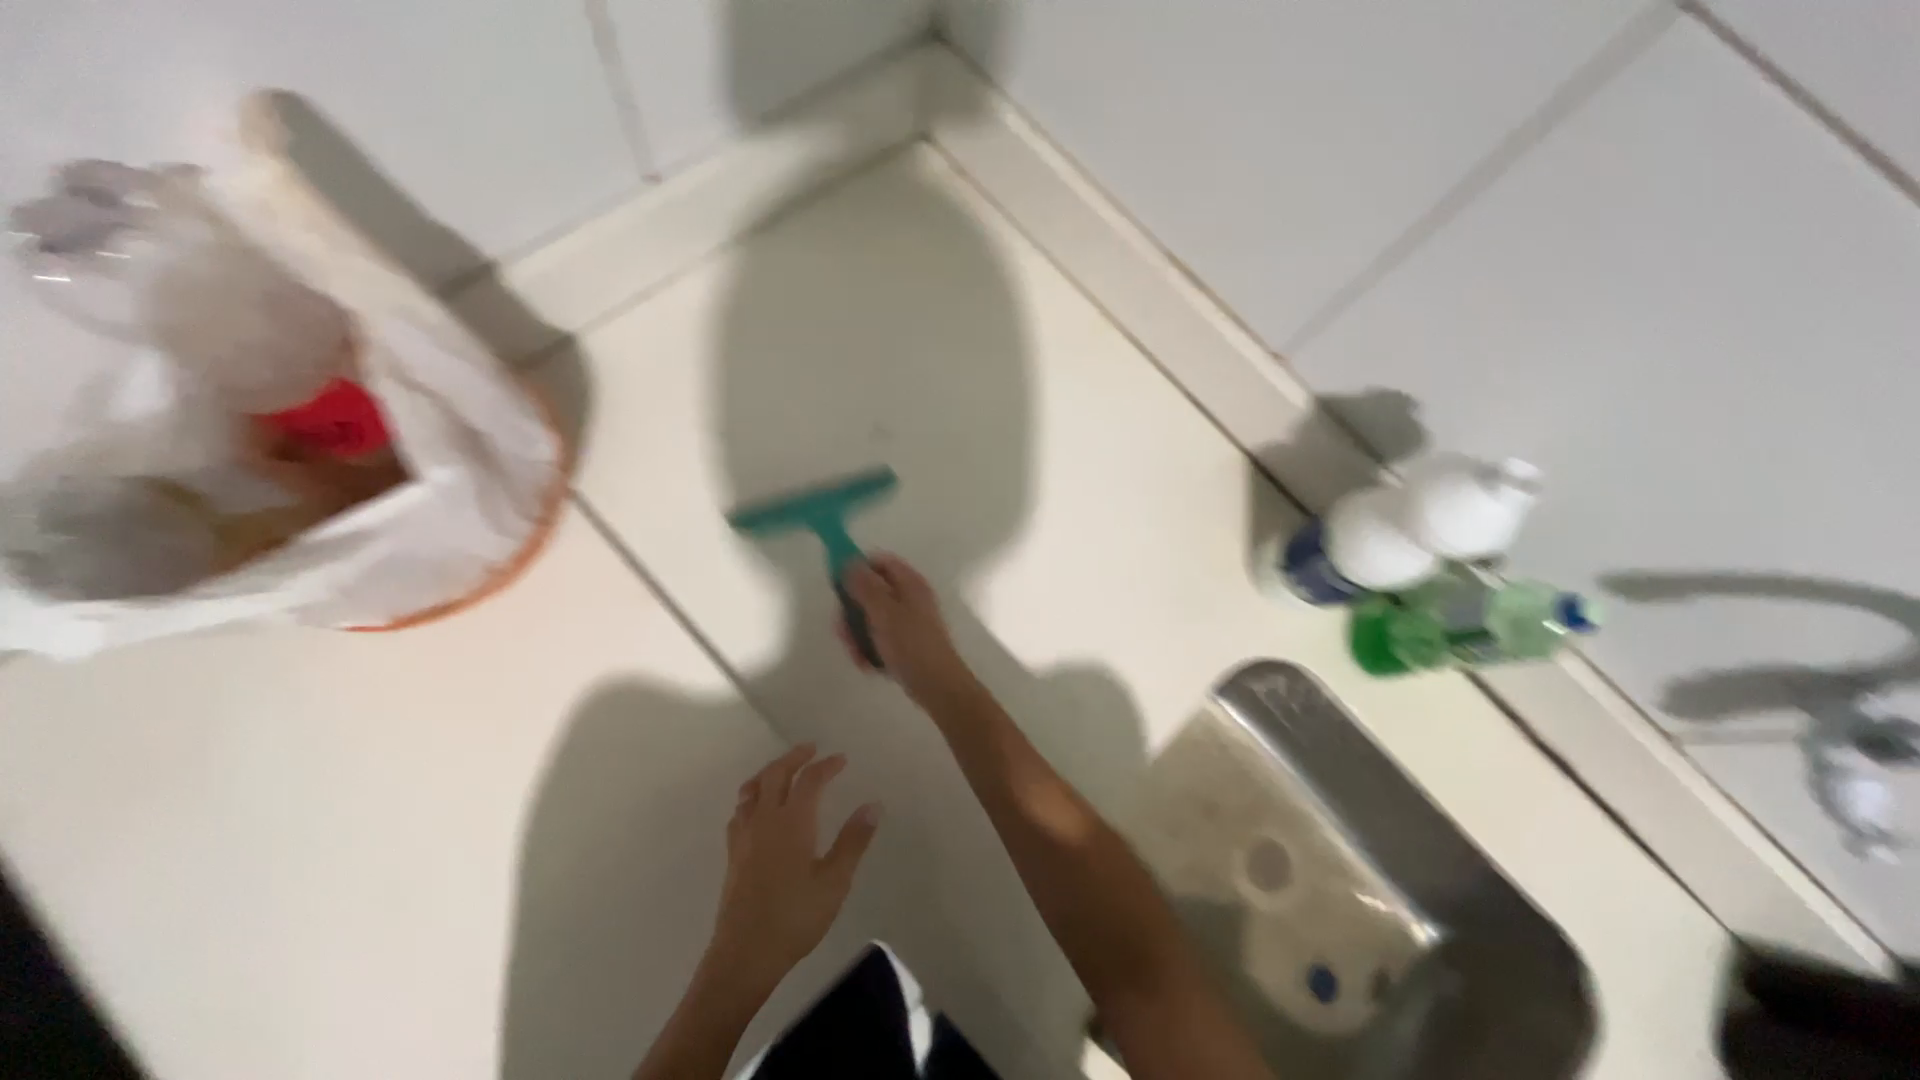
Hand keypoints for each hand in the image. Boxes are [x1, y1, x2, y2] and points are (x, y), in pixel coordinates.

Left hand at [709, 745, 878, 989]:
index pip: (810, 780)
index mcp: (792, 821)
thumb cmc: (796, 917)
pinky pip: (740, 811)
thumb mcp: (835, 881)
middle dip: (794, 758)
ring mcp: (744, 836)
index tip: (841, 759)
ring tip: (782, 771)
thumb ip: (853, 841)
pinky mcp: (733, 854)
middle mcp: (764, 820)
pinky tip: (757, 810)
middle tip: (811, 750)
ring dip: (769, 773)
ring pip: (752, 789)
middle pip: (775, 774)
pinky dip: (752, 797)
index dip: (826, 766)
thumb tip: (873, 805)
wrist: (745, 953)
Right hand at [839, 554, 981, 706]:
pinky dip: (869, 648)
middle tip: (844, 631)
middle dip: (852, 612)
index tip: (839, 587)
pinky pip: (879, 637)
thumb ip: (864, 585)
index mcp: (909, 583)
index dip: (857, 569)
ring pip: (871, 618)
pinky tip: (867, 664)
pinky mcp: (905, 642)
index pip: (879, 562)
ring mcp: (908, 621)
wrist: (936, 685)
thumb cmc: (910, 644)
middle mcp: (909, 598)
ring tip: (857, 654)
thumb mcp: (883, 611)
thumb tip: (848, 560)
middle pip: (871, 592)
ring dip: (857, 634)